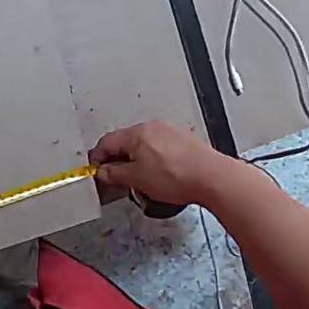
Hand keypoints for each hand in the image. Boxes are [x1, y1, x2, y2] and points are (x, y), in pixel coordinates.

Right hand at [89, 120, 243, 206]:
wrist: (213, 177)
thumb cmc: (178, 176)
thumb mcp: (136, 179)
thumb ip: (114, 174)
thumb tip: (103, 172)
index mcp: (136, 133)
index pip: (106, 142)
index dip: (97, 158)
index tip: (96, 171)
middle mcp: (152, 127)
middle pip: (124, 142)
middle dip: (117, 160)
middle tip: (117, 178)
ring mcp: (169, 132)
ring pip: (143, 145)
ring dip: (136, 161)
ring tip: (141, 181)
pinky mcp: (183, 141)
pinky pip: (159, 148)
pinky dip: (153, 160)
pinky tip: (160, 176)